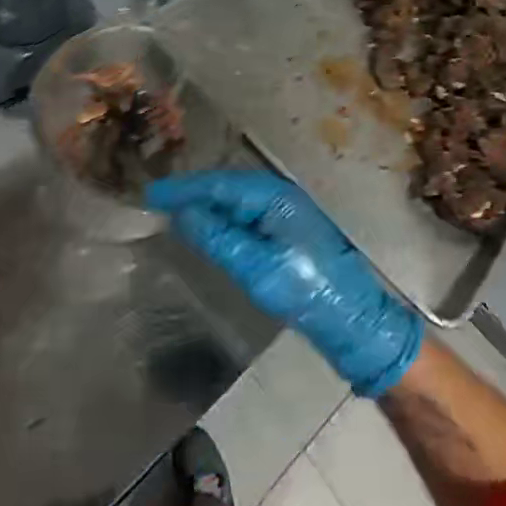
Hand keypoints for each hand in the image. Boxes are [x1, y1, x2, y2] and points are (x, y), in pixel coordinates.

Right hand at [148, 170, 422, 396]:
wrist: (354, 321)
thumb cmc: (306, 290)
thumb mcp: (256, 268)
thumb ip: (218, 237)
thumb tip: (182, 214)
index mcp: (274, 197)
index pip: (220, 184)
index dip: (184, 188)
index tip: (151, 195)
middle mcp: (280, 196)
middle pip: (228, 185)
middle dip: (193, 191)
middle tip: (157, 202)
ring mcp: (286, 213)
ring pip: (237, 200)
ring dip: (207, 204)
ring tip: (174, 212)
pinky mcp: (287, 232)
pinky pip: (246, 214)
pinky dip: (222, 218)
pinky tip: (207, 228)